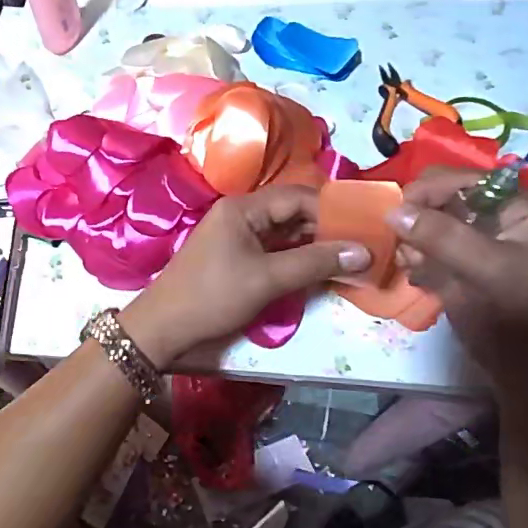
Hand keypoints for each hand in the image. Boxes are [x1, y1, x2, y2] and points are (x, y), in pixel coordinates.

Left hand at [121, 186, 370, 363]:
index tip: (362, 227)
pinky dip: (299, 259)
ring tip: (350, 258)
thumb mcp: (267, 279)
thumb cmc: (212, 297)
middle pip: (294, 213)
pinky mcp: (240, 258)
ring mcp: (240, 237)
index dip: (332, 210)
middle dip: (327, 228)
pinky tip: (323, 270)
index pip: (298, 196)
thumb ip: (316, 263)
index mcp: (244, 207)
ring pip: (287, 233)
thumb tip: (364, 252)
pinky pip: (277, 251)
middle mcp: (243, 214)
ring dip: (315, 245)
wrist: (163, 330)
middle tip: (362, 244)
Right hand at [387, 167, 527, 379]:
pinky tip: (410, 271)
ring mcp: (476, 250)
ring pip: (433, 229)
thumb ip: (443, 237)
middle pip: (445, 202)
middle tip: (396, 235)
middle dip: (418, 214)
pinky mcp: (461, 275)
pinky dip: (416, 259)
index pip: (466, 181)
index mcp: (516, 210)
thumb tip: (393, 211)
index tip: (397, 209)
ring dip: (413, 238)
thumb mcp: (491, 269)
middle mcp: (495, 223)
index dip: (431, 189)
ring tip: (406, 259)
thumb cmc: (527, 312)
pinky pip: (430, 255)